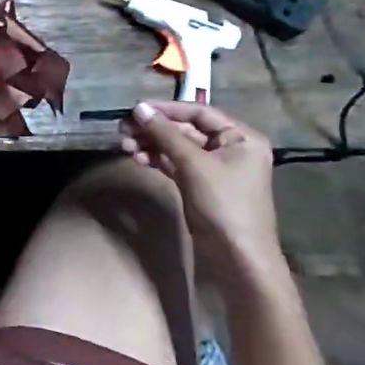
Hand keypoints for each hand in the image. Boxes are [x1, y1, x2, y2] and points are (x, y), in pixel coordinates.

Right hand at [119, 101, 284, 276]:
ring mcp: (214, 168)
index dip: (167, 109)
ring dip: (151, 145)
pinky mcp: (199, 184)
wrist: (237, 257)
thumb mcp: (194, 165)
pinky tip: (138, 159)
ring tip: (125, 146)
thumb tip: (139, 108)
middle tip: (123, 129)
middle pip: (185, 130)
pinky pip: (175, 163)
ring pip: (176, 147)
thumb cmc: (224, 204)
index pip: (199, 112)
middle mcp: (229, 148)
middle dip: (154, 129)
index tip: (136, 108)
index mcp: (241, 138)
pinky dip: (157, 159)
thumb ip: (166, 134)